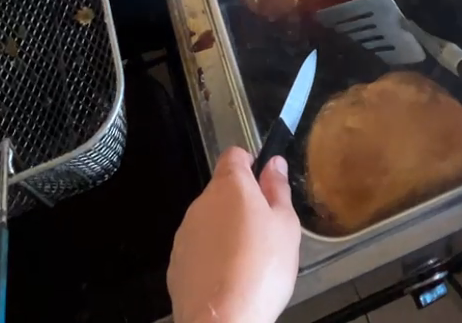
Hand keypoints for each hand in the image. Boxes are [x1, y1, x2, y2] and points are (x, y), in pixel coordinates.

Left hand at [168, 147, 301, 322]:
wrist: (223, 322)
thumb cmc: (262, 267)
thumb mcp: (286, 226)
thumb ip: (278, 190)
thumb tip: (274, 163)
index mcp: (230, 185)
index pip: (234, 155)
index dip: (250, 164)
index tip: (263, 185)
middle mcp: (201, 202)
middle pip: (222, 191)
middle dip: (241, 204)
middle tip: (263, 231)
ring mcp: (185, 234)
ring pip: (209, 221)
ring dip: (225, 231)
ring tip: (247, 261)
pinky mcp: (176, 264)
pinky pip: (198, 249)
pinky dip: (211, 257)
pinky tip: (227, 280)